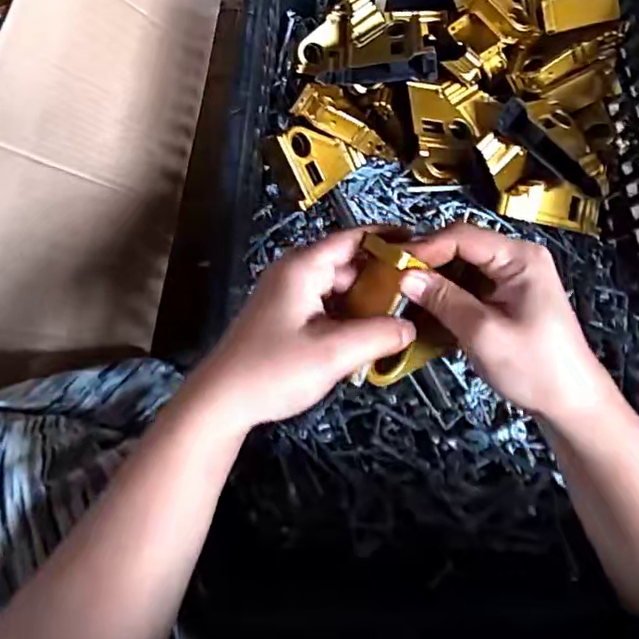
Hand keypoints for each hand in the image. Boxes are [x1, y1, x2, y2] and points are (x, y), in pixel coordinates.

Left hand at [187, 228, 416, 430]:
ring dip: (365, 301)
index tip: (418, 246)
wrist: (221, 401)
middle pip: (347, 263)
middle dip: (381, 277)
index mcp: (303, 267)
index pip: (352, 238)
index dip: (386, 238)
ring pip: (338, 287)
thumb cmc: (274, 369)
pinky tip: (366, 336)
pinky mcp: (285, 315)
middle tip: (416, 293)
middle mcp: (295, 272)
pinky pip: (326, 305)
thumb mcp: (332, 353)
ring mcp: (288, 293)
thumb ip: (378, 336)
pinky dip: (347, 315)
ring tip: (398, 317)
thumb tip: (410, 327)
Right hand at [399, 222, 618, 426]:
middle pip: (461, 246)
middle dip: (427, 262)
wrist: (572, 405)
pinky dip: (447, 294)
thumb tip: (405, 276)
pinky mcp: (506, 295)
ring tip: (404, 294)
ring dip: (434, 279)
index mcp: (519, 257)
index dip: (426, 247)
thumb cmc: (536, 369)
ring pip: (461, 266)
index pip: (462, 236)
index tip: (394, 265)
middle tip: (394, 279)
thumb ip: (444, 300)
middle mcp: (516, 258)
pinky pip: (469, 284)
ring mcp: (512, 277)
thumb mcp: (484, 333)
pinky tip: (426, 308)